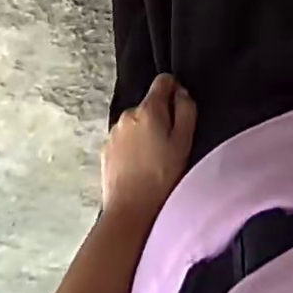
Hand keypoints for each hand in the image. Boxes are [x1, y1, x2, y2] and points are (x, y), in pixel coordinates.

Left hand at [102, 74, 196, 221]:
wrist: (130, 211)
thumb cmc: (163, 176)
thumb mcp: (184, 142)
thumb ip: (186, 110)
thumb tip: (181, 92)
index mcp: (148, 109)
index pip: (162, 81)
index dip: (174, 89)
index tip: (180, 108)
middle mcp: (127, 114)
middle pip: (149, 103)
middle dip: (160, 115)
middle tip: (169, 142)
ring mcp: (113, 132)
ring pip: (136, 121)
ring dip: (145, 130)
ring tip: (153, 157)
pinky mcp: (105, 149)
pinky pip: (124, 137)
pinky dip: (132, 144)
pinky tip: (139, 164)